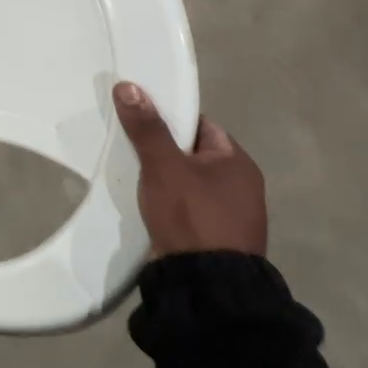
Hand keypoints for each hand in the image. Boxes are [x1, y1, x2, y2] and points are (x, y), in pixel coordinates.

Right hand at [113, 82, 266, 256]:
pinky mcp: (212, 233)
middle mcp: (240, 185)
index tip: (138, 119)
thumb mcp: (164, 166)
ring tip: (129, 170)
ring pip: (186, 179)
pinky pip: (184, 202)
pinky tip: (142, 199)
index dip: (169, 118)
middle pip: (191, 152)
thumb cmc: (192, 214)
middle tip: (126, 142)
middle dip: (160, 147)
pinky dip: (164, 197)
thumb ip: (147, 128)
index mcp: (238, 163)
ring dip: (160, 175)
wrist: (207, 281)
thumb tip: (128, 86)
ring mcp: (229, 212)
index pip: (201, 125)